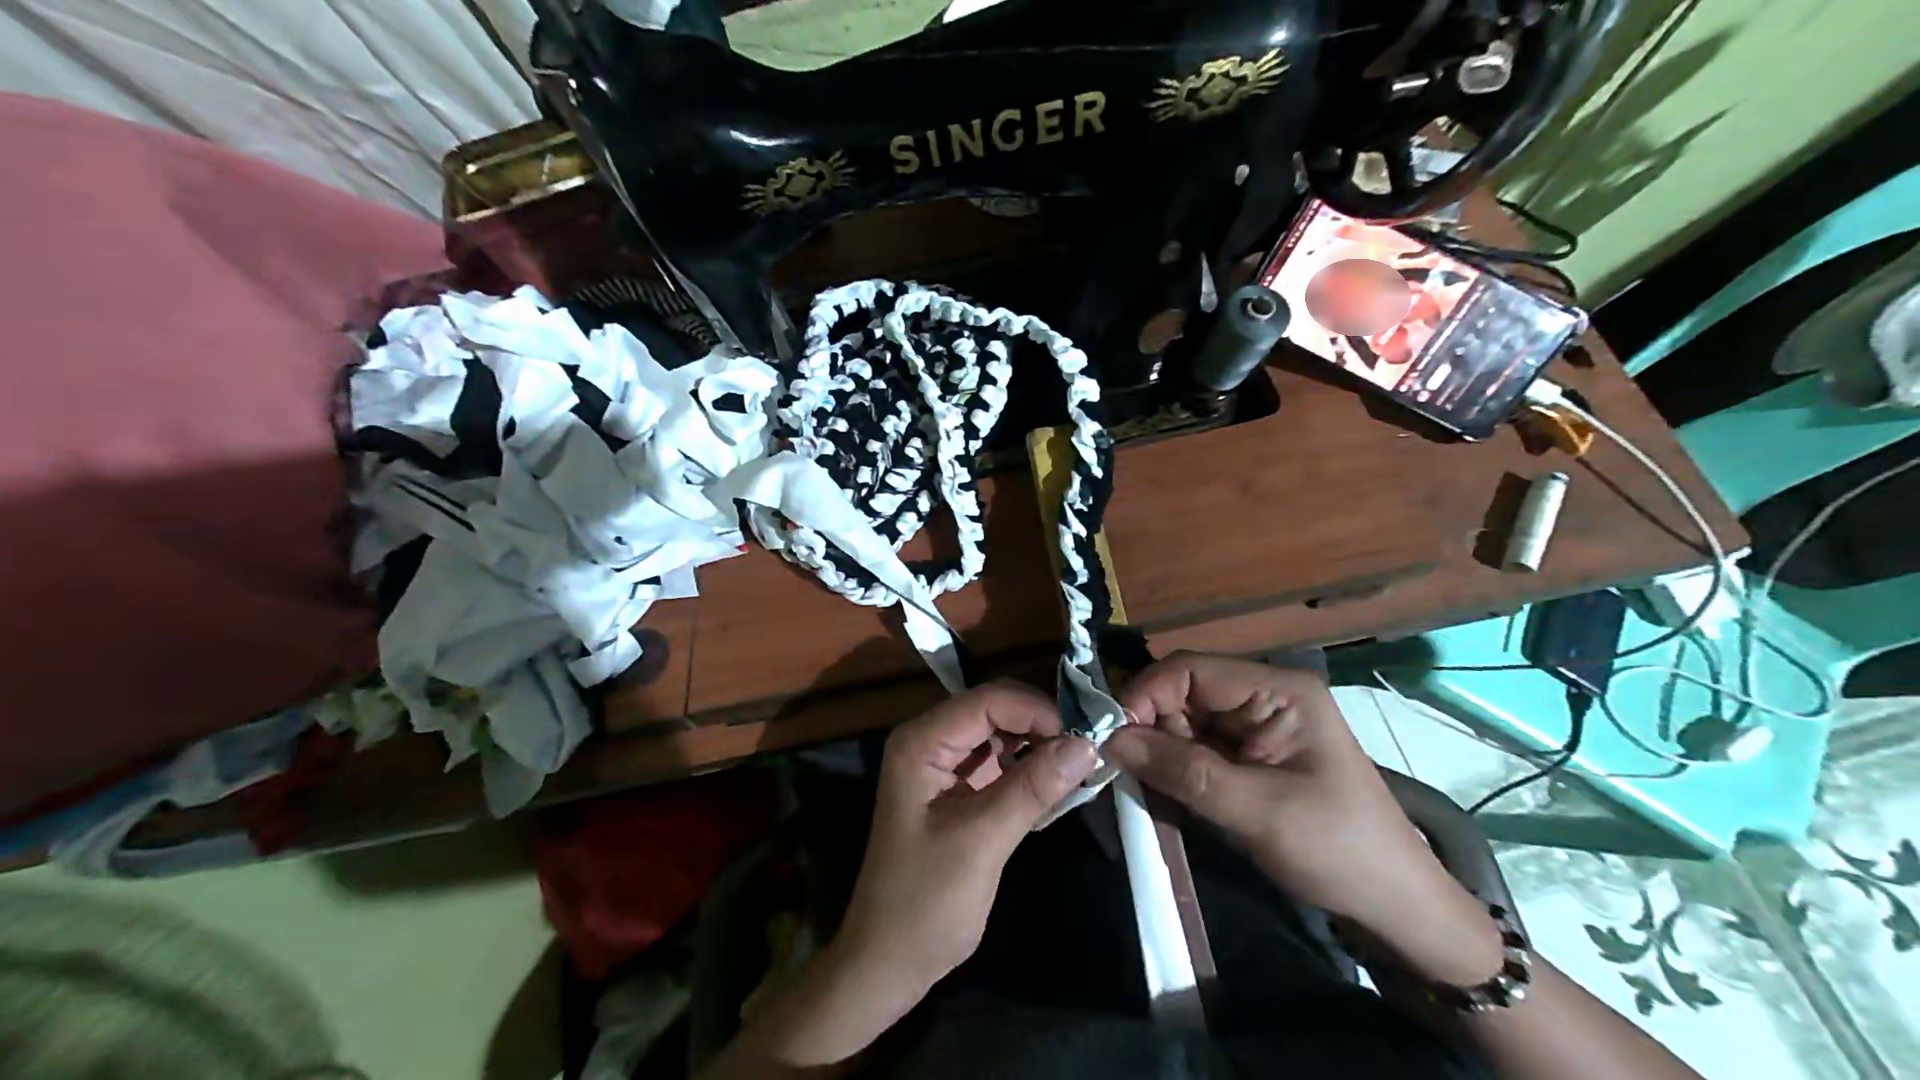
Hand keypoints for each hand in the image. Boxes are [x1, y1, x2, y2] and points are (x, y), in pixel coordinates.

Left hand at [709, 683, 1096, 1074]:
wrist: (889, 960)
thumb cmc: (925, 903)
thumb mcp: (982, 842)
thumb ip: (1032, 788)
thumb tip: (1087, 745)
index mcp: (921, 742)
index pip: (987, 701)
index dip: (1036, 710)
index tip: (1084, 738)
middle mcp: (930, 741)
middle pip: (995, 708)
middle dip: (1042, 722)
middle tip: (1090, 748)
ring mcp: (943, 764)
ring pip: (1001, 732)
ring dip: (1040, 743)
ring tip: (1084, 761)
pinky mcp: (959, 787)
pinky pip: (1001, 760)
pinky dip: (1031, 766)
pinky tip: (1060, 780)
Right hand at [1103, 652, 1502, 984]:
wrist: (1394, 906)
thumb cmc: (1336, 849)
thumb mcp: (1256, 810)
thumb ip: (1181, 770)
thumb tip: (1109, 740)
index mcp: (1277, 690)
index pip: (1189, 669)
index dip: (1144, 695)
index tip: (1113, 738)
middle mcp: (1262, 696)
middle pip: (1181, 693)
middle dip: (1149, 728)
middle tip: (1125, 771)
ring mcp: (1254, 725)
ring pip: (1181, 721)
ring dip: (1158, 752)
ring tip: (1144, 787)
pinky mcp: (1247, 754)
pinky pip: (1193, 748)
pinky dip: (1172, 768)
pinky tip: (1165, 793)